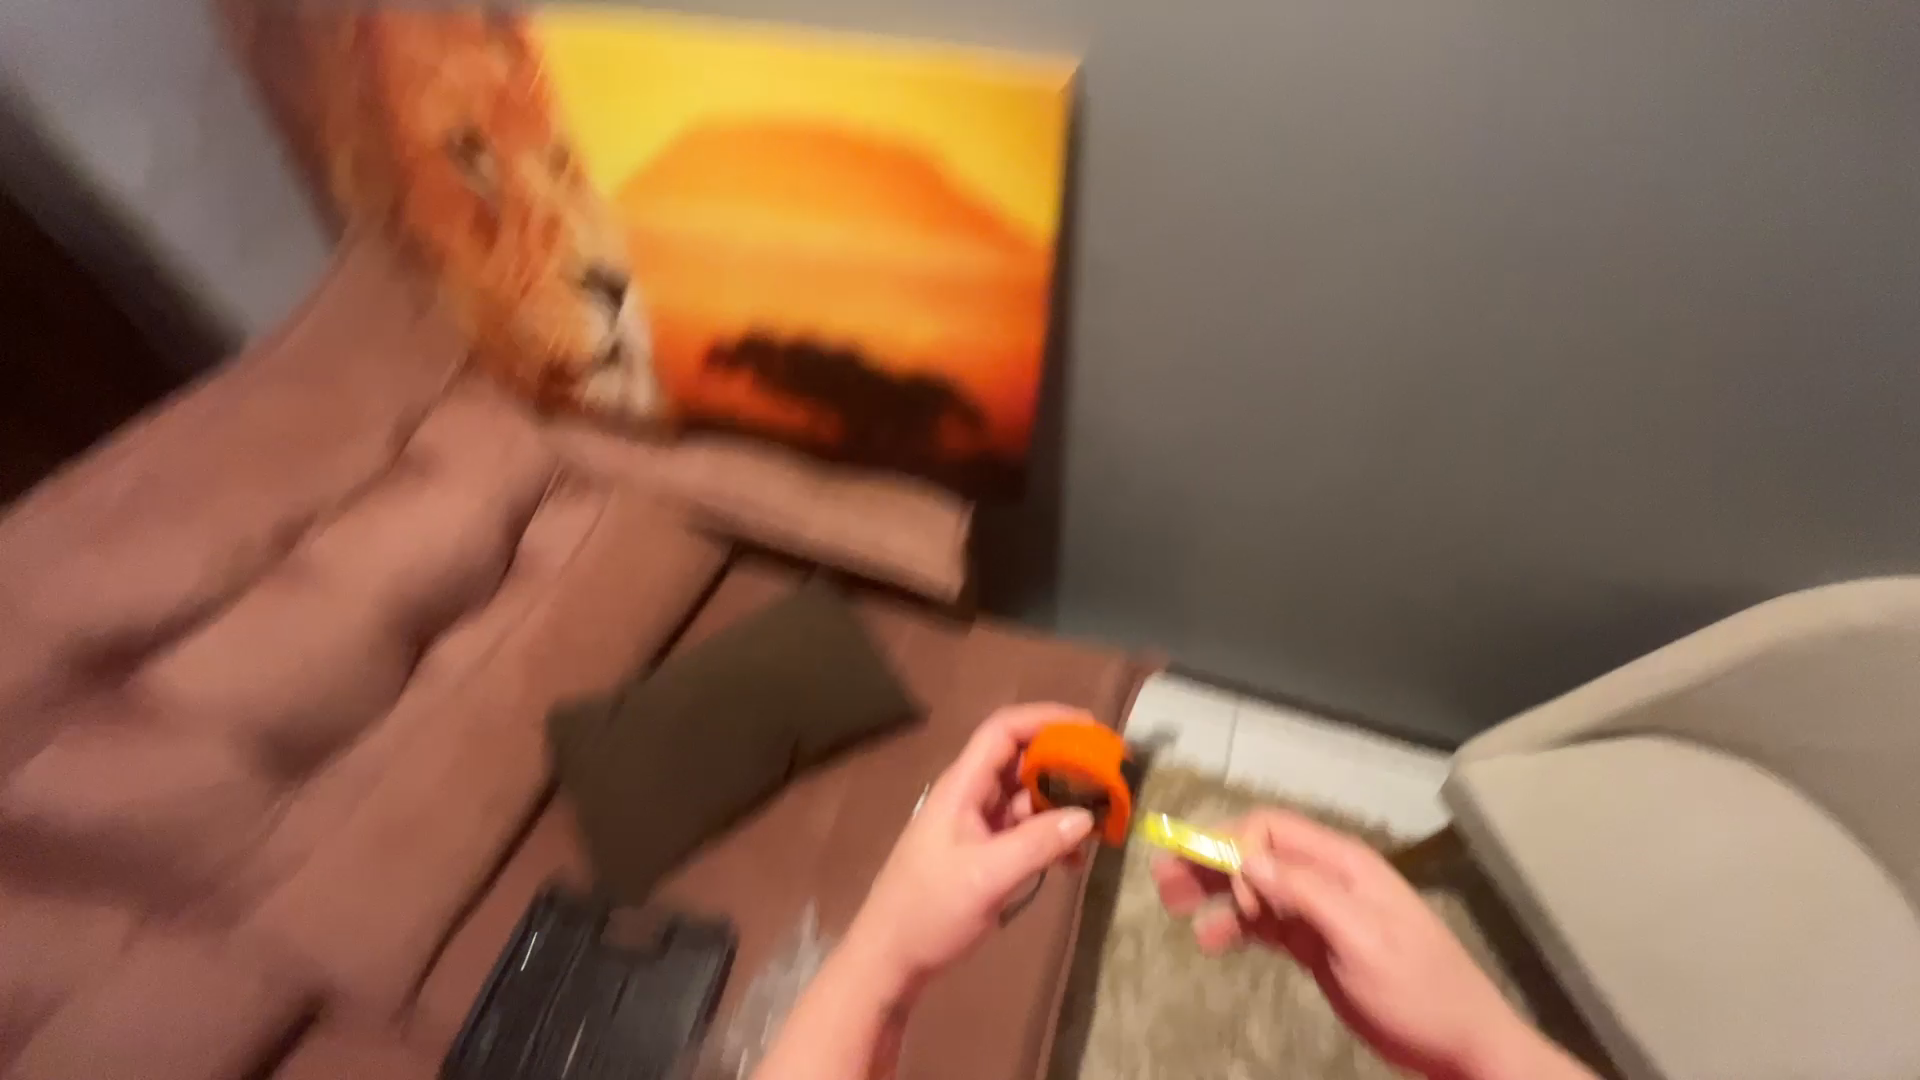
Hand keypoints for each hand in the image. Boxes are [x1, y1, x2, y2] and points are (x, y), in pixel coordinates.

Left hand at [841, 704, 1097, 999]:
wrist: (890, 957)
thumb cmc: (930, 909)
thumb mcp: (987, 877)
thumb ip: (1037, 844)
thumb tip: (1087, 816)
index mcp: (963, 785)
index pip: (1004, 731)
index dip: (1046, 719)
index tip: (1090, 728)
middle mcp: (972, 794)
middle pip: (1022, 759)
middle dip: (1065, 762)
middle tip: (1109, 776)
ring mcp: (979, 822)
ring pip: (1028, 795)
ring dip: (1064, 803)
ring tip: (1103, 821)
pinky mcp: (986, 849)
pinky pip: (1027, 828)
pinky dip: (1053, 835)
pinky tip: (1075, 861)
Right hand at [1151, 810, 1543, 1079]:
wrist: (1467, 1051)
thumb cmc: (1421, 990)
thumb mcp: (1364, 939)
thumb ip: (1305, 892)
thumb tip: (1246, 858)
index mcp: (1340, 864)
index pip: (1271, 830)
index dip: (1235, 845)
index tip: (1218, 883)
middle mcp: (1323, 878)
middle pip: (1253, 854)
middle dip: (1208, 861)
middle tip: (1163, 878)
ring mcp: (1318, 911)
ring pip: (1253, 887)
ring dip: (1213, 892)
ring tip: (1171, 904)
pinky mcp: (1313, 942)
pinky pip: (1263, 924)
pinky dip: (1234, 927)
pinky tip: (1209, 941)